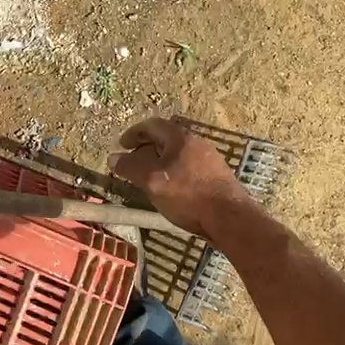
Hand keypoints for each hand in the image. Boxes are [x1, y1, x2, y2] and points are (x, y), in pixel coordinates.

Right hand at [113, 117, 255, 238]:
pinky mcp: (218, 177)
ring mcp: (210, 160)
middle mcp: (197, 143)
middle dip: (147, 149)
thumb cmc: (188, 195)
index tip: (122, 145)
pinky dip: (174, 173)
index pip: (152, 125)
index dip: (134, 133)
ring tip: (150, 179)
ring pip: (178, 155)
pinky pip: (189, 167)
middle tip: (133, 162)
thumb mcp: (151, 181)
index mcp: (180, 137)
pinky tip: (172, 190)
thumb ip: (130, 167)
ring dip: (161, 162)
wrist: (231, 219)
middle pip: (166, 139)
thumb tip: (114, 157)